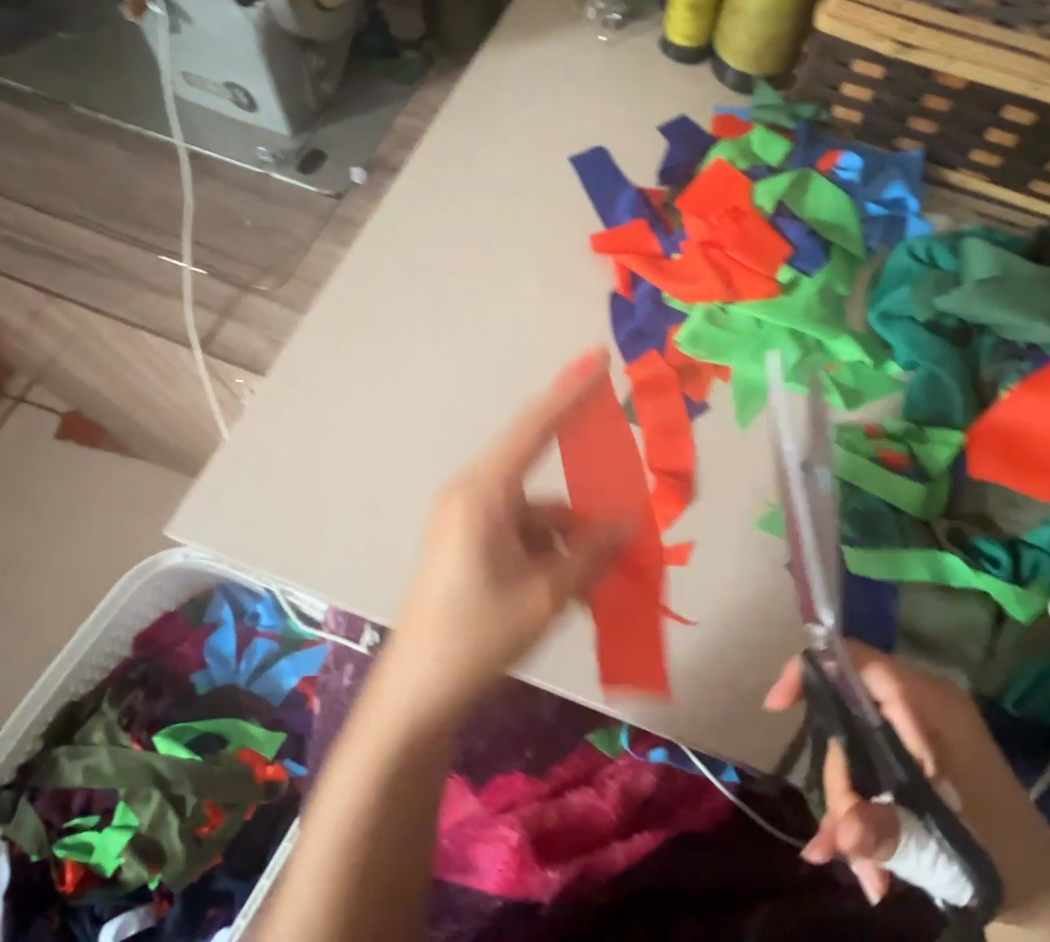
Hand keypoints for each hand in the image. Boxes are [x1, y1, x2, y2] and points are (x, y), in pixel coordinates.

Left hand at [379, 349, 632, 726]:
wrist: (420, 690)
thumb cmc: (479, 634)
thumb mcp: (547, 594)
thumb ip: (592, 552)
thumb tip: (629, 523)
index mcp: (483, 492)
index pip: (534, 427)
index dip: (571, 392)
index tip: (600, 358)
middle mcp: (474, 496)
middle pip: (544, 480)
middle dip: (587, 507)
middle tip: (627, 524)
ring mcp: (470, 523)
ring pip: (539, 517)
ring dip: (573, 542)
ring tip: (606, 582)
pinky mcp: (471, 547)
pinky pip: (525, 537)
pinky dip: (553, 556)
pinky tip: (577, 593)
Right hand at [765, 644, 1049, 939]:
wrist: (1046, 900)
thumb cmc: (1007, 861)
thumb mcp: (948, 850)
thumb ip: (891, 833)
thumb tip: (840, 831)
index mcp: (933, 706)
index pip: (861, 663)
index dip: (814, 670)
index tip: (777, 705)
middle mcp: (922, 710)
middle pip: (848, 722)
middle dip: (842, 788)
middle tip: (845, 848)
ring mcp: (918, 737)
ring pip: (855, 756)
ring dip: (852, 816)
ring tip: (867, 878)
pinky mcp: (916, 765)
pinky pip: (870, 776)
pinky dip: (861, 819)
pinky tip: (861, 867)